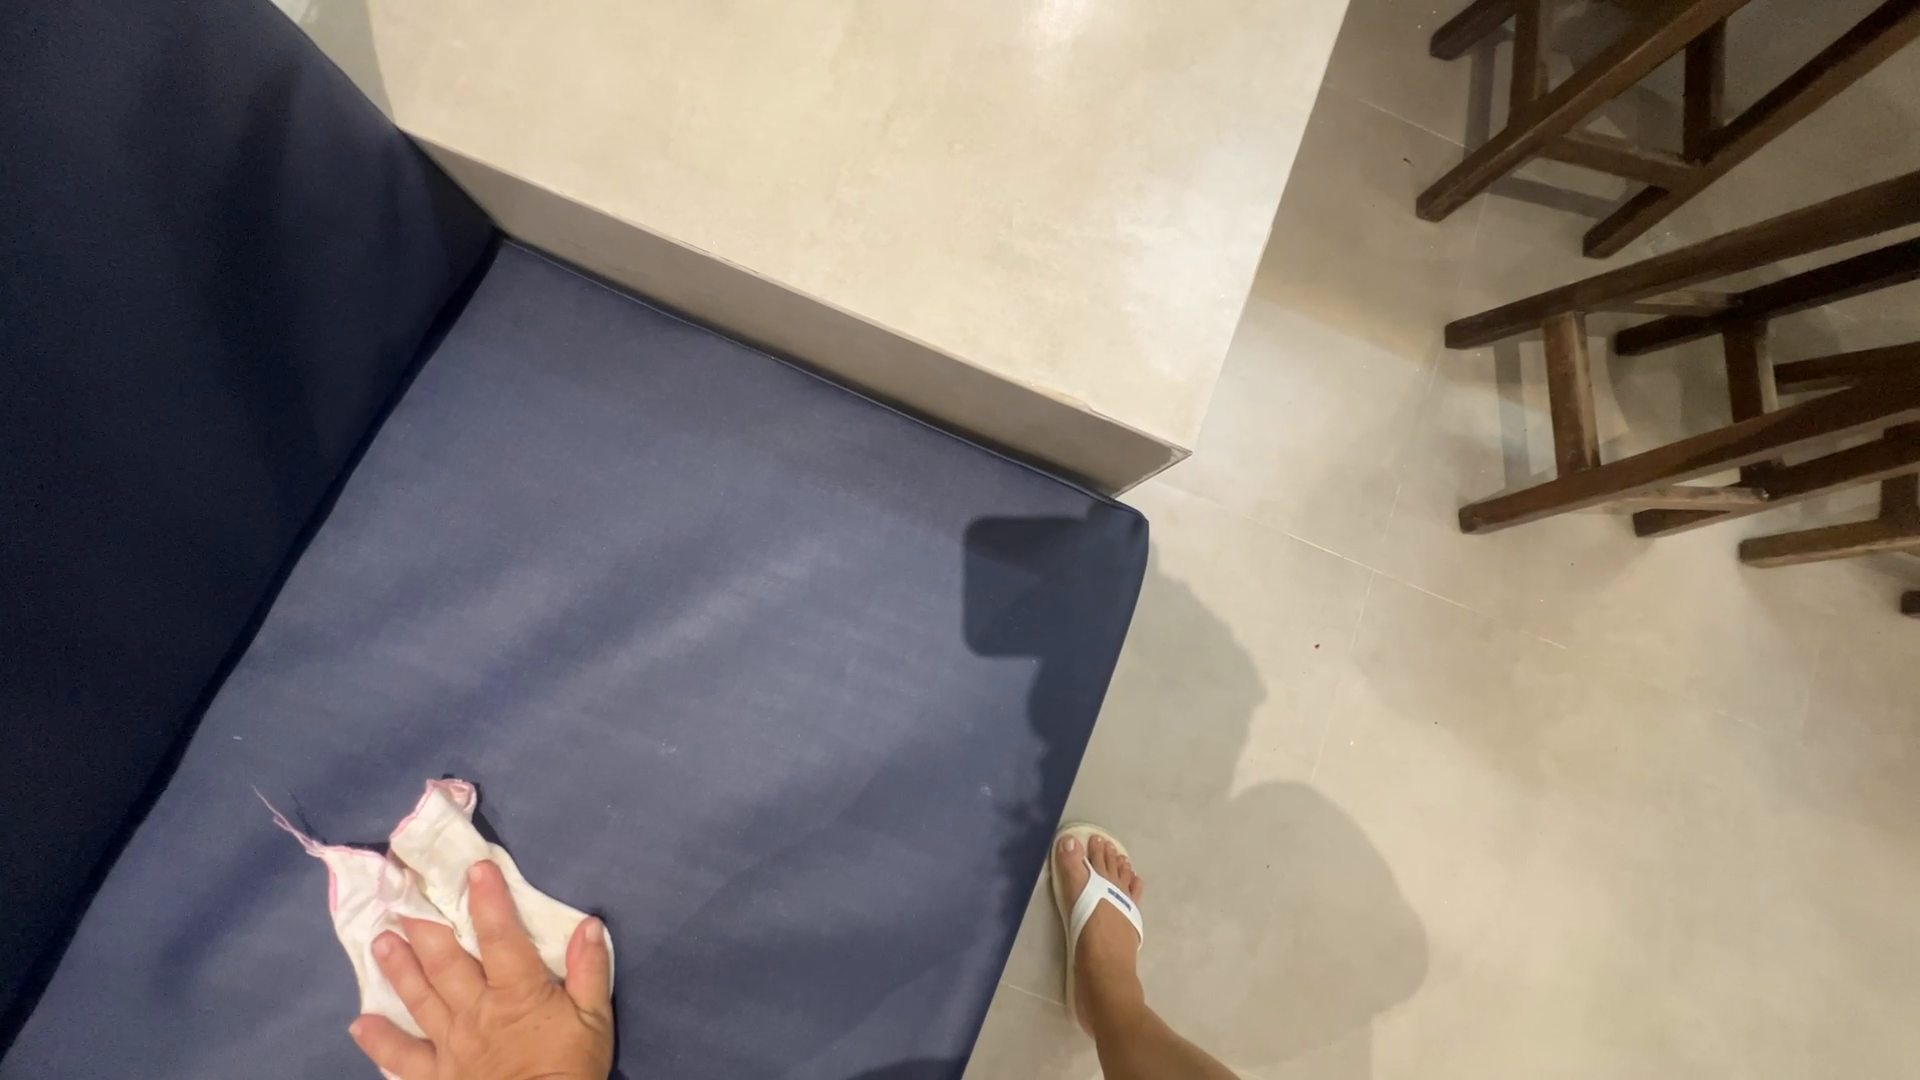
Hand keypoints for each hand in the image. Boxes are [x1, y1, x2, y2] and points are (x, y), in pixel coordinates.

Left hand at [348, 860, 613, 1079]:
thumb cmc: (570, 1067)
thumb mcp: (595, 1016)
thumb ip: (590, 969)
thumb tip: (589, 923)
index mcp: (518, 991)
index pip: (501, 935)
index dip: (489, 900)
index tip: (475, 869)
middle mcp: (477, 1011)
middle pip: (448, 964)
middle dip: (427, 929)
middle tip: (404, 900)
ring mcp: (450, 1046)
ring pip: (420, 999)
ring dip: (399, 969)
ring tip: (380, 941)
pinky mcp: (435, 1077)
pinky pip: (402, 1057)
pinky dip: (380, 1040)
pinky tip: (360, 1024)